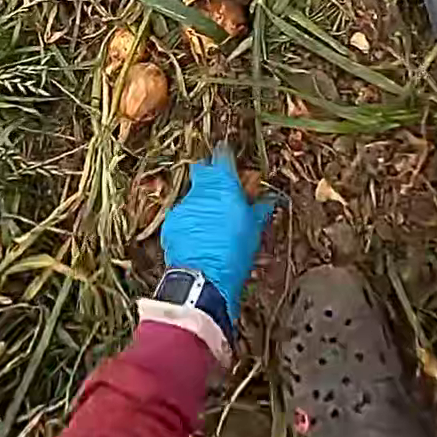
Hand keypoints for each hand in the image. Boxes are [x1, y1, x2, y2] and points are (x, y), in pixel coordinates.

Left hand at [161, 143, 277, 320]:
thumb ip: (258, 208)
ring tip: (213, 221)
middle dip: (210, 175)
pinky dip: (191, 220)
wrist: (203, 281)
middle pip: (202, 170)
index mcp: (223, 184)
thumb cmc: (234, 251)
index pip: (223, 155)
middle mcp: (200, 189)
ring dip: (202, 201)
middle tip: (222, 188)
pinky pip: (183, 214)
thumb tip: (266, 200)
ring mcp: (183, 205)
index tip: (230, 159)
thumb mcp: (254, 229)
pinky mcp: (170, 223)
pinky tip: (199, 236)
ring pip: (193, 194)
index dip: (226, 155)